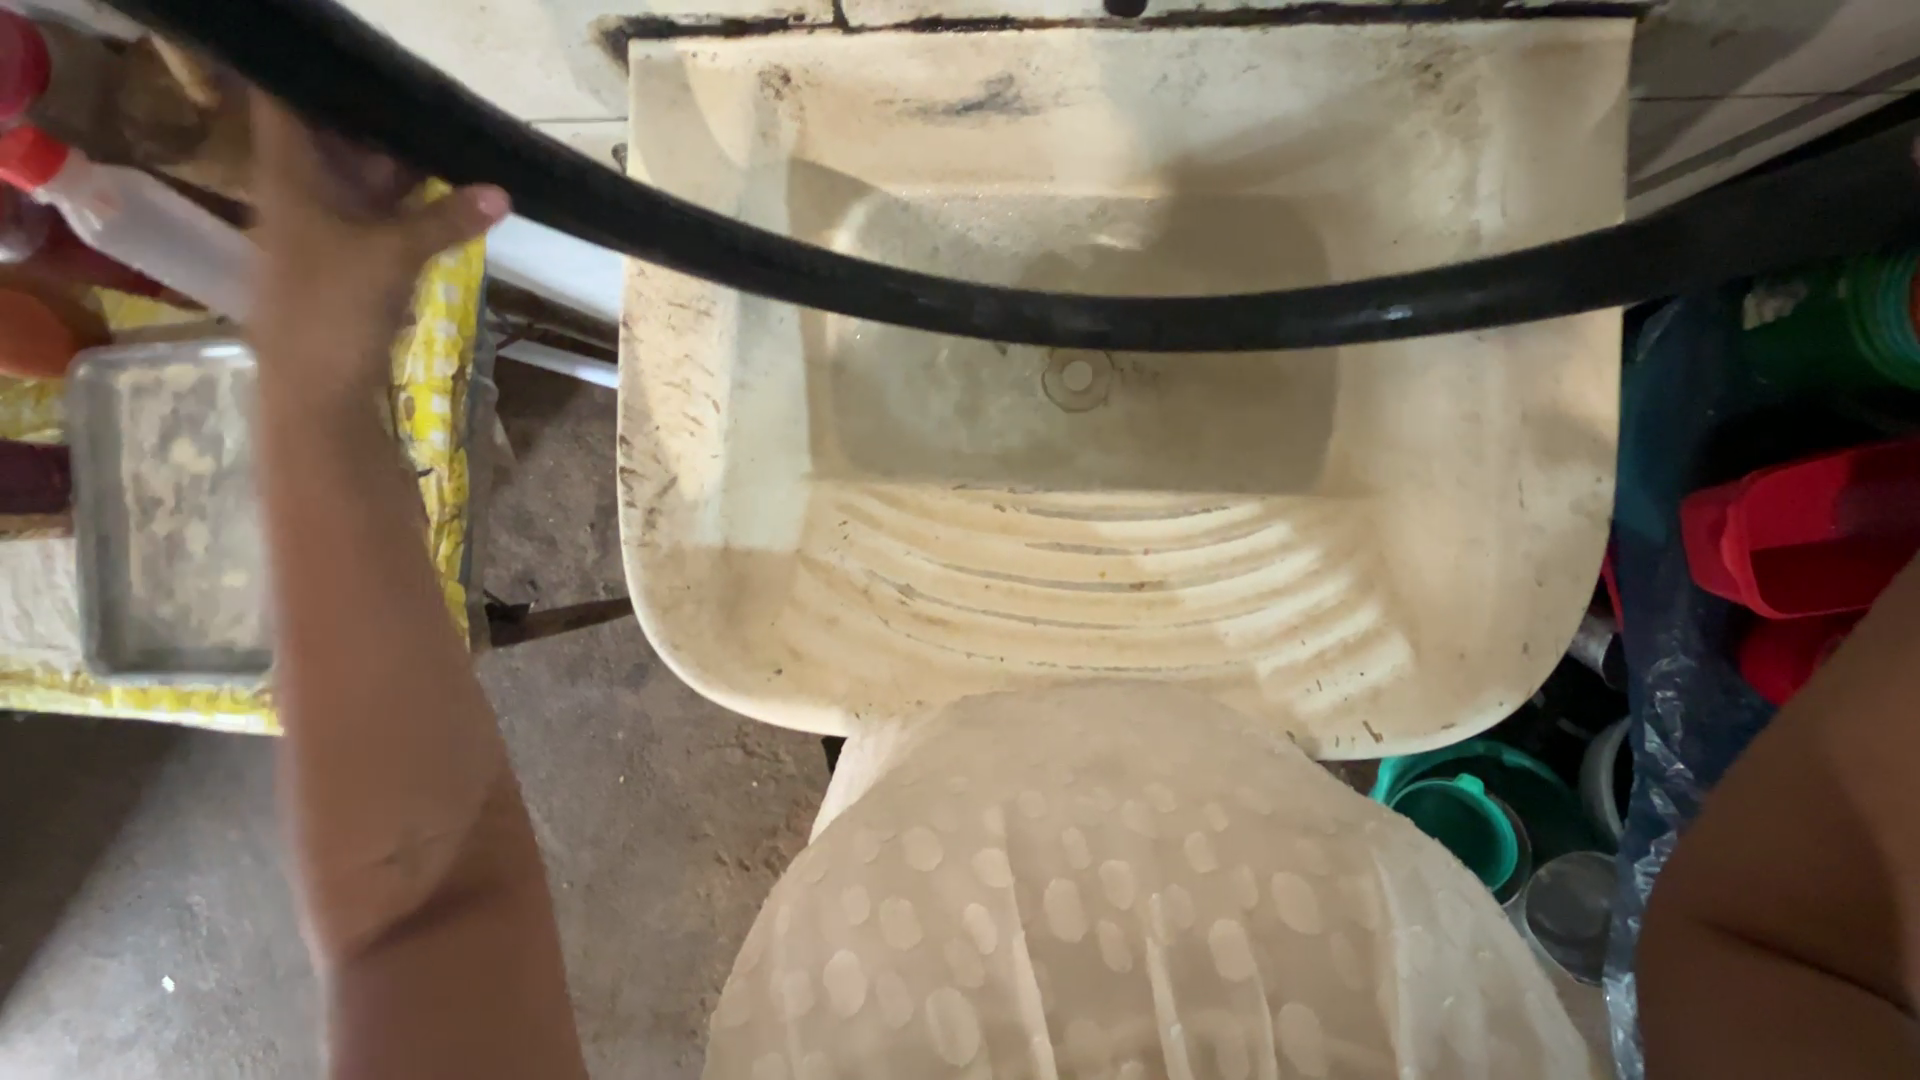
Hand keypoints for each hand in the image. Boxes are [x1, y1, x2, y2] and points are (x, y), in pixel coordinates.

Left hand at [248, 93, 508, 401]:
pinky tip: (448, 197)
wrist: (316, 383)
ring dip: (405, 170)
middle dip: (384, 125)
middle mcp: (301, 190)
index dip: (327, 80)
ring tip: (454, 146)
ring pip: (364, 181)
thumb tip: (503, 192)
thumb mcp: (396, 254)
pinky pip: (380, 216)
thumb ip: (449, 220)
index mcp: (289, 173)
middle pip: (337, 138)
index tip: (379, 73)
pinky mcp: (350, 259)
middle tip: (439, 111)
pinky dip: (410, 206)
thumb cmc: (335, 307)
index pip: (293, 101)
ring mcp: (326, 226)